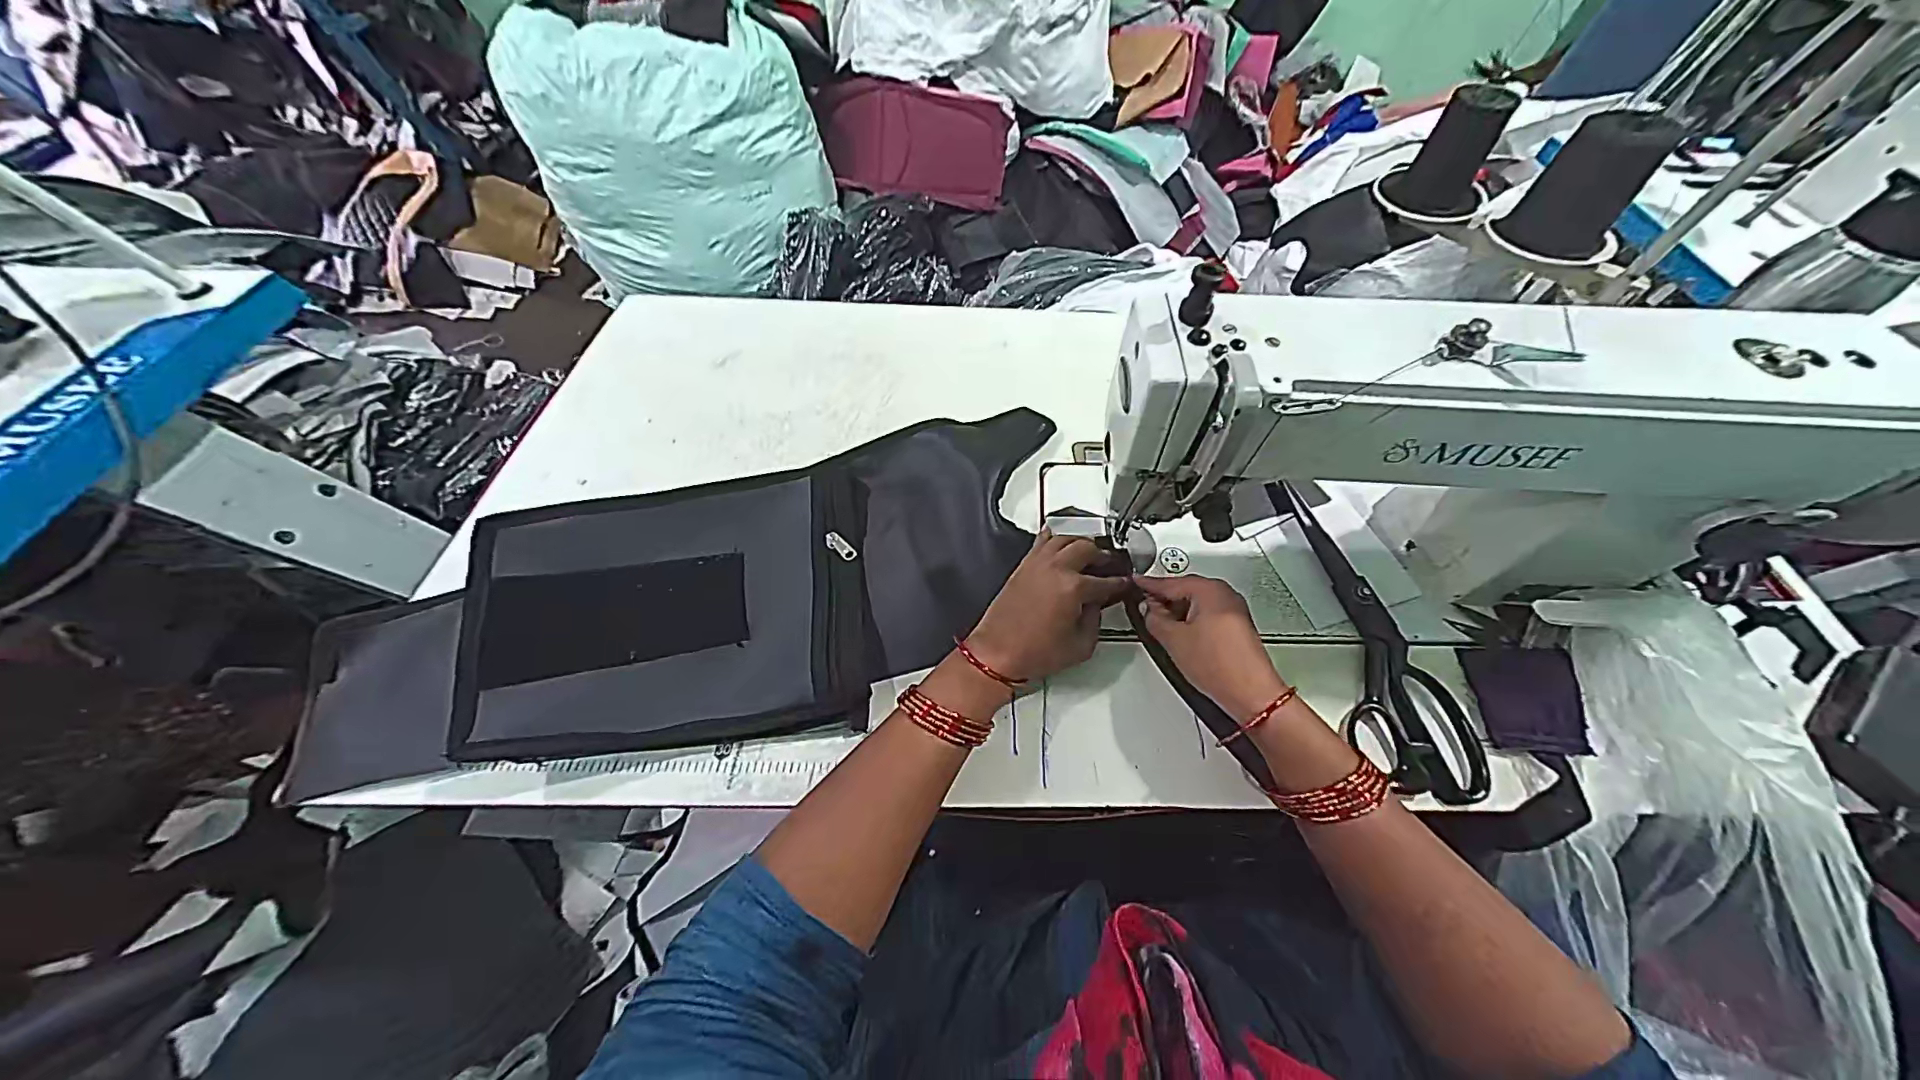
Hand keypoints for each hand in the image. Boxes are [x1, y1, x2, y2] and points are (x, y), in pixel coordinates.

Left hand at [965, 531, 1132, 681]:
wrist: (997, 653)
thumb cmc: (1030, 652)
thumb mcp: (1080, 645)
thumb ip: (1095, 620)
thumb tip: (1096, 607)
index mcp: (1073, 588)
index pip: (1107, 580)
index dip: (1120, 583)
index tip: (1123, 584)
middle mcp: (1055, 570)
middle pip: (1088, 548)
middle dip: (1104, 556)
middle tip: (1109, 563)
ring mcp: (1037, 565)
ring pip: (1065, 538)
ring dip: (1081, 542)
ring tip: (1090, 550)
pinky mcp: (1023, 567)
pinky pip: (1042, 541)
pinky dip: (1055, 537)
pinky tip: (1060, 541)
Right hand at [1134, 574, 1288, 719]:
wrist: (1251, 693)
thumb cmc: (1222, 667)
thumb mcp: (1173, 640)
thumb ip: (1154, 619)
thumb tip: (1149, 610)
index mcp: (1210, 590)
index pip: (1171, 582)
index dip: (1149, 585)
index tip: (1137, 583)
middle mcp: (1226, 594)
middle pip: (1186, 590)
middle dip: (1165, 600)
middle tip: (1146, 609)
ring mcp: (1235, 609)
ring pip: (1197, 603)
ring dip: (1179, 612)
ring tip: (1164, 628)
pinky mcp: (1238, 625)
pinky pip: (1208, 614)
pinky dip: (1193, 620)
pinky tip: (1184, 636)